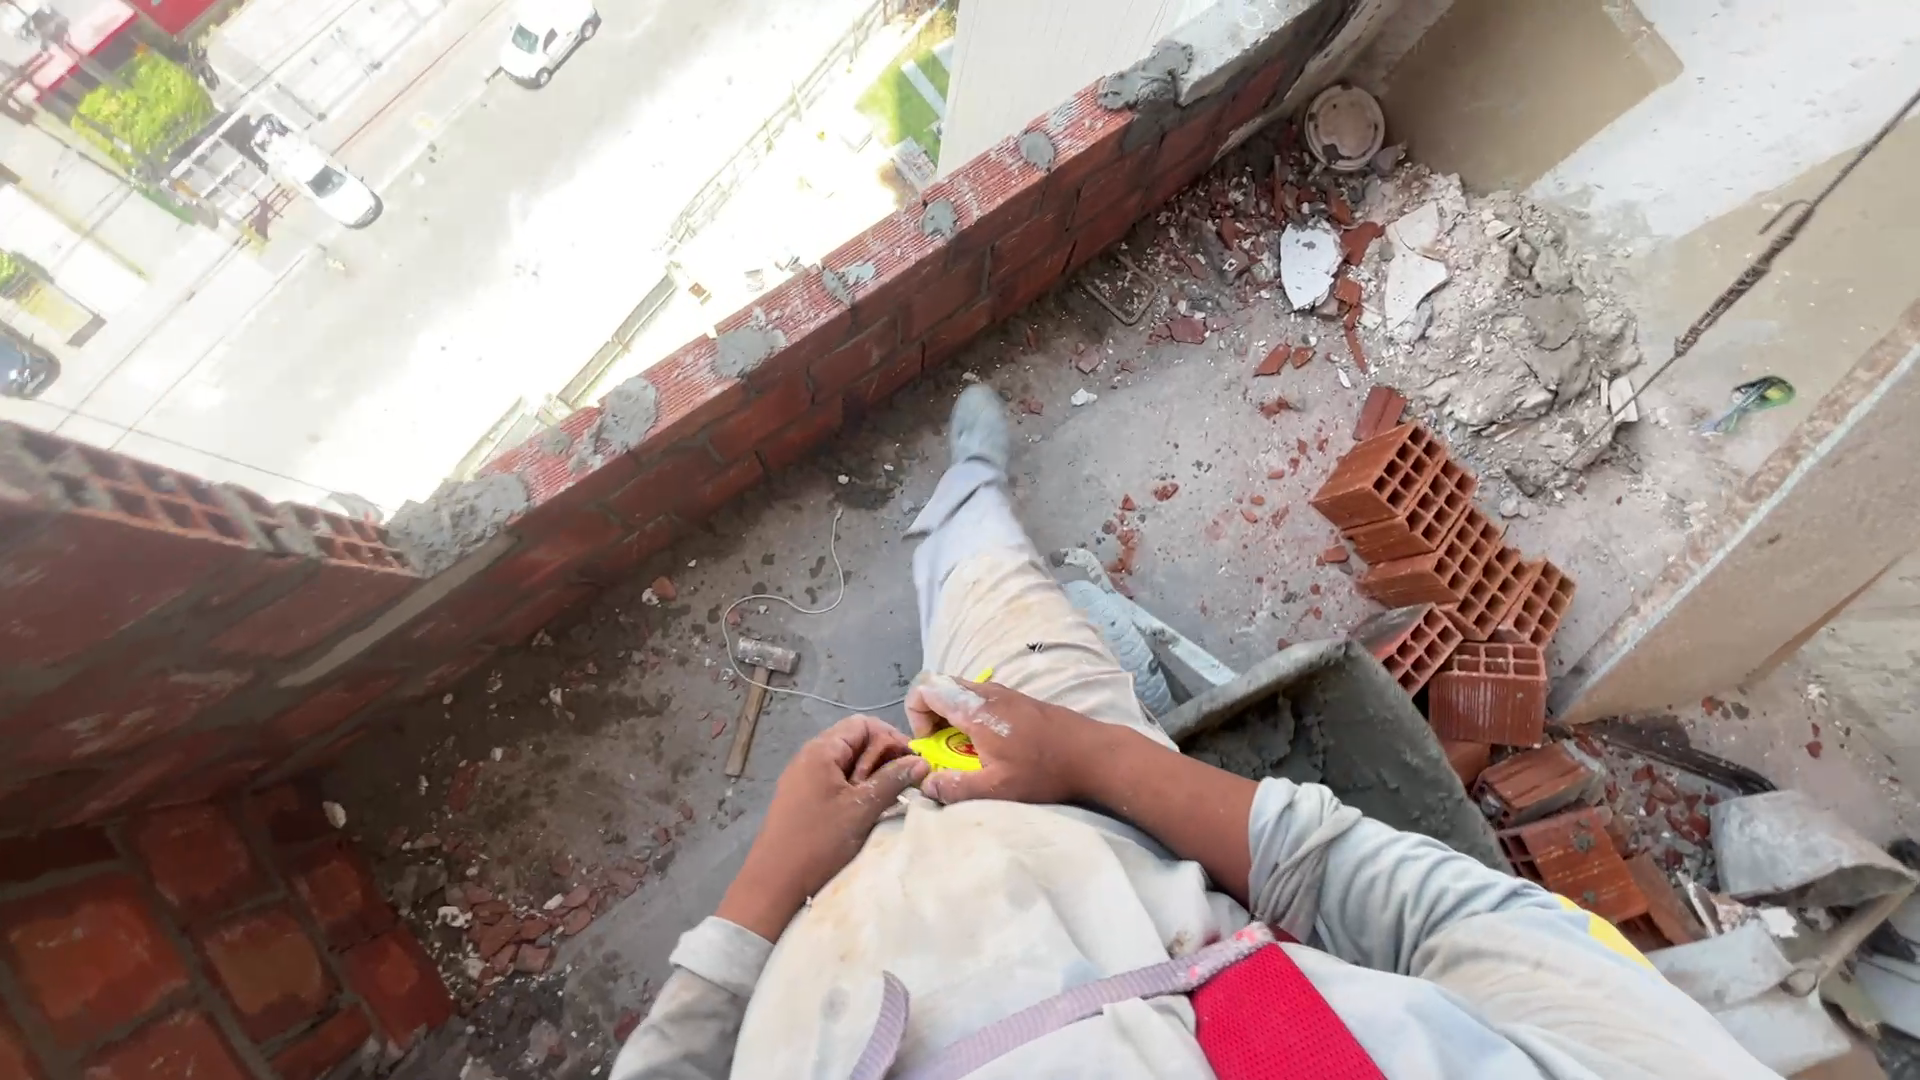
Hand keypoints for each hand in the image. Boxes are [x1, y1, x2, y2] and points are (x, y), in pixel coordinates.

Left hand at [716, 715, 927, 940]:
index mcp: (821, 750)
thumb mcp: (861, 809)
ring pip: (846, 761)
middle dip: (882, 756)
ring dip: (870, 773)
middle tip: (903, 780)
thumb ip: (892, 780)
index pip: (863, 724)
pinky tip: (866, 807)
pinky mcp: (802, 796)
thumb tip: (920, 761)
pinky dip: (854, 786)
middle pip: (854, 740)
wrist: (773, 883)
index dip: (891, 737)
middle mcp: (810, 756)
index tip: (912, 761)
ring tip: (888, 795)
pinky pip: (834, 778)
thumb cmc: (818, 841)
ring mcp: (803, 777)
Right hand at [905, 674, 1107, 805]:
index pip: (926, 688)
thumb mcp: (997, 789)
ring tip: (966, 750)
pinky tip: (989, 745)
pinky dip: (971, 717)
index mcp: (976, 709)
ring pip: (961, 692)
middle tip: (943, 748)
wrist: (1094, 754)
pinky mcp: (1018, 699)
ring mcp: (1005, 692)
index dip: (915, 714)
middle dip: (931, 716)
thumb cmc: (1044, 771)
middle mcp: (987, 692)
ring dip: (952, 717)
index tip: (929, 743)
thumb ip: (956, 787)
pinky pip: (980, 699)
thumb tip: (926, 785)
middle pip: (942, 687)